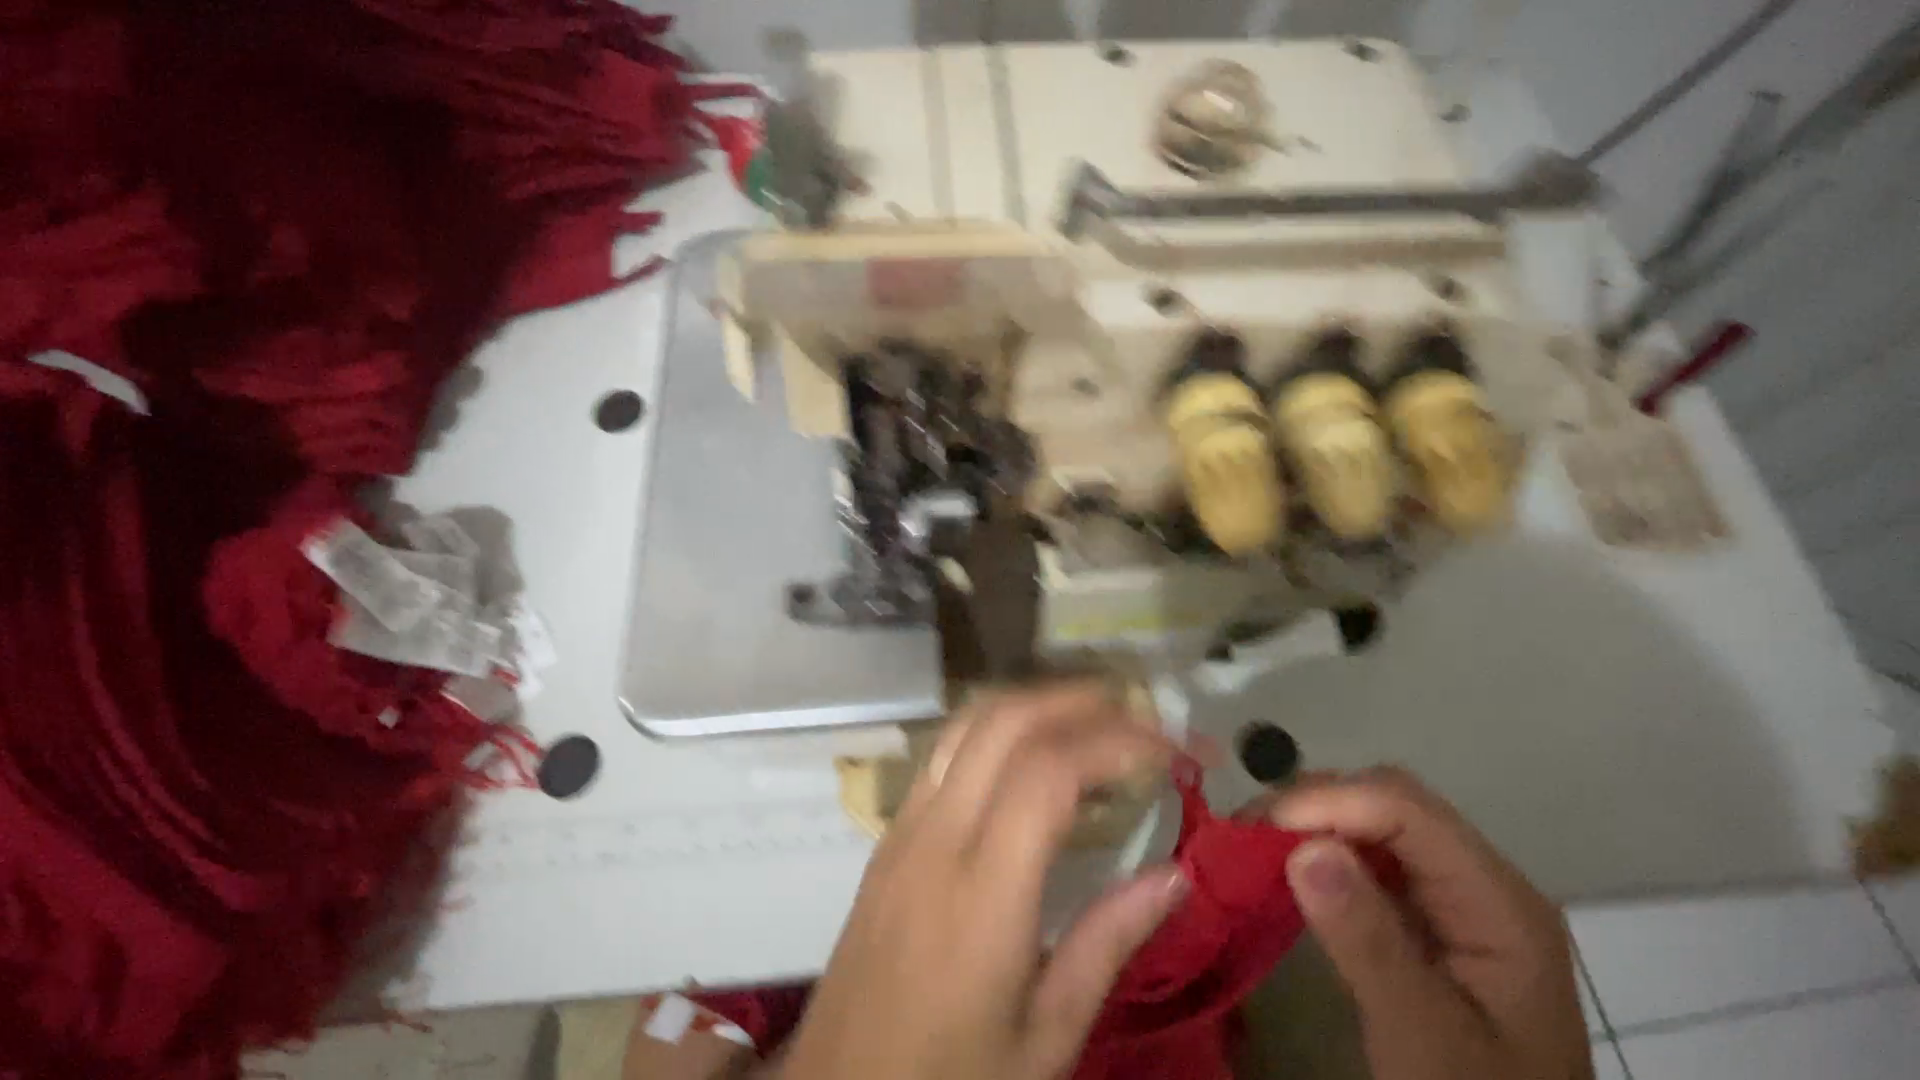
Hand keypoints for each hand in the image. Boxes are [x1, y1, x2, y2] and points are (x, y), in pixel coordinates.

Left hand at [780, 685, 1186, 1079]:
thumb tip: (1176, 873)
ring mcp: (901, 832)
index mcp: (983, 891)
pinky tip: (1028, 757)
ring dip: (1029, 703)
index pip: (1048, 771)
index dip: (1113, 740)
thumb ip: (1109, 942)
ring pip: (963, 728)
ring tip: (1090, 713)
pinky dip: (994, 732)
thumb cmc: (951, 1076)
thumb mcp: (1047, 1034)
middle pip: (1000, 723)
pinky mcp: (885, 841)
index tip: (1167, 745)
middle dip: (1072, 698)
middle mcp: (936, 839)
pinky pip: (941, 758)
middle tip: (1136, 707)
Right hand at [1251, 769, 1592, 1079]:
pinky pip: (1374, 861)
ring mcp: (1459, 900)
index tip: (1254, 827)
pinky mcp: (1432, 920)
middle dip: (1316, 804)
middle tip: (1244, 834)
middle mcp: (1483, 883)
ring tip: (1254, 846)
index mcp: (1499, 902)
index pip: (1408, 810)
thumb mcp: (1422, 1037)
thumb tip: (1304, 848)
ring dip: (1315, 824)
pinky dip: (1325, 854)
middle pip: (1395, 803)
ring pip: (1379, 824)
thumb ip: (1369, 942)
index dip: (1328, 802)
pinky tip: (1288, 873)